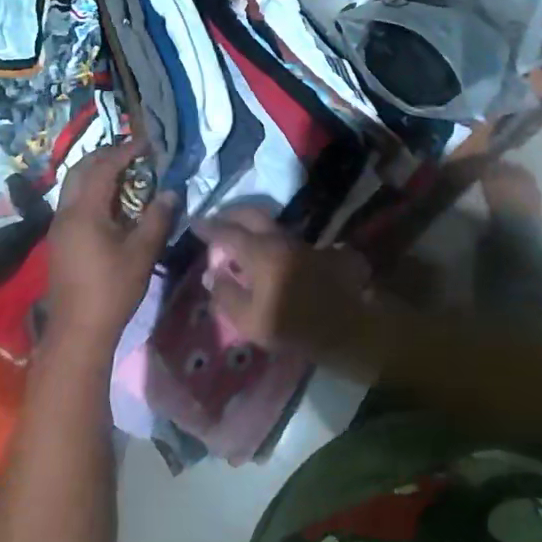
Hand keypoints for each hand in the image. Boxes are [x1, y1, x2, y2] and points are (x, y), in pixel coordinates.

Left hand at [46, 139, 178, 350]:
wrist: (77, 331)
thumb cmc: (111, 290)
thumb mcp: (141, 254)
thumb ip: (157, 219)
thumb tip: (171, 191)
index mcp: (84, 211)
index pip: (103, 167)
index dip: (125, 151)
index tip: (147, 142)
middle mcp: (65, 212)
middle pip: (80, 169)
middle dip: (105, 155)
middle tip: (133, 153)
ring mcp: (58, 227)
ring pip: (73, 186)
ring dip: (96, 173)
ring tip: (125, 174)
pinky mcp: (59, 240)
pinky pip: (73, 202)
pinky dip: (91, 191)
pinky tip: (111, 204)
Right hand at [193, 207, 374, 360]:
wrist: (348, 328)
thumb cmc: (294, 327)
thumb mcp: (250, 321)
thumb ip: (226, 295)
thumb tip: (213, 274)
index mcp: (260, 253)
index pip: (226, 232)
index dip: (208, 227)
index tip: (193, 223)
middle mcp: (279, 239)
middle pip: (251, 214)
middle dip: (230, 213)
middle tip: (215, 219)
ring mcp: (300, 242)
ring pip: (269, 222)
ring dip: (250, 223)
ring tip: (237, 233)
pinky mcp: (314, 250)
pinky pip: (284, 235)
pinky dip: (268, 236)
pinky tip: (265, 249)